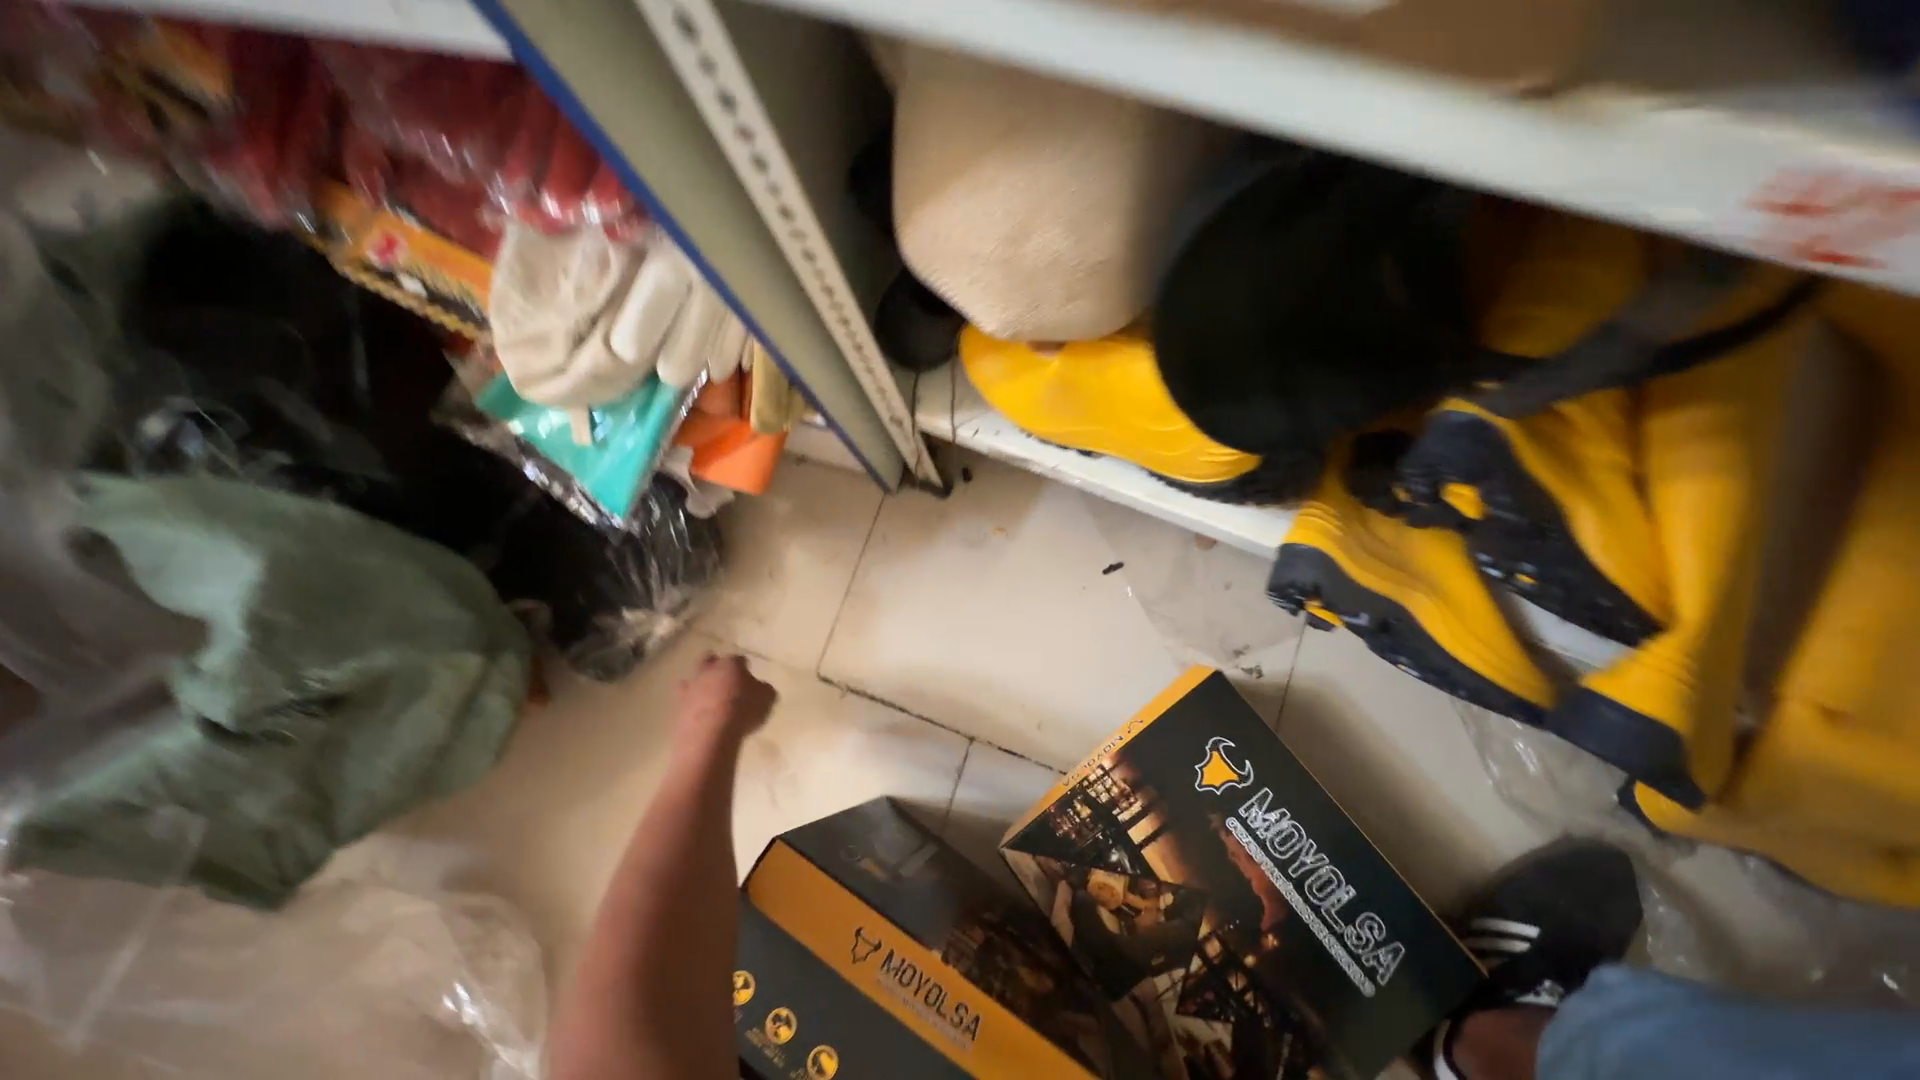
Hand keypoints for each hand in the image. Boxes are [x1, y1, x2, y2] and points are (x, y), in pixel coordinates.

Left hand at [675, 653, 776, 745]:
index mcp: (731, 665)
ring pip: (692, 679)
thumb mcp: (767, 699)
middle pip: (708, 659)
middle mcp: (708, 671)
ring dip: (699, 684)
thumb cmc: (743, 710)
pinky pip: (684, 701)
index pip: (738, 659)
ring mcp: (690, 688)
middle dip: (714, 664)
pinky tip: (696, 712)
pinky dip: (690, 704)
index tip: (747, 672)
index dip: (743, 665)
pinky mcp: (678, 707)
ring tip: (707, 695)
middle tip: (722, 676)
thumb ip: (763, 689)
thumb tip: (760, 687)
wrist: (710, 733)